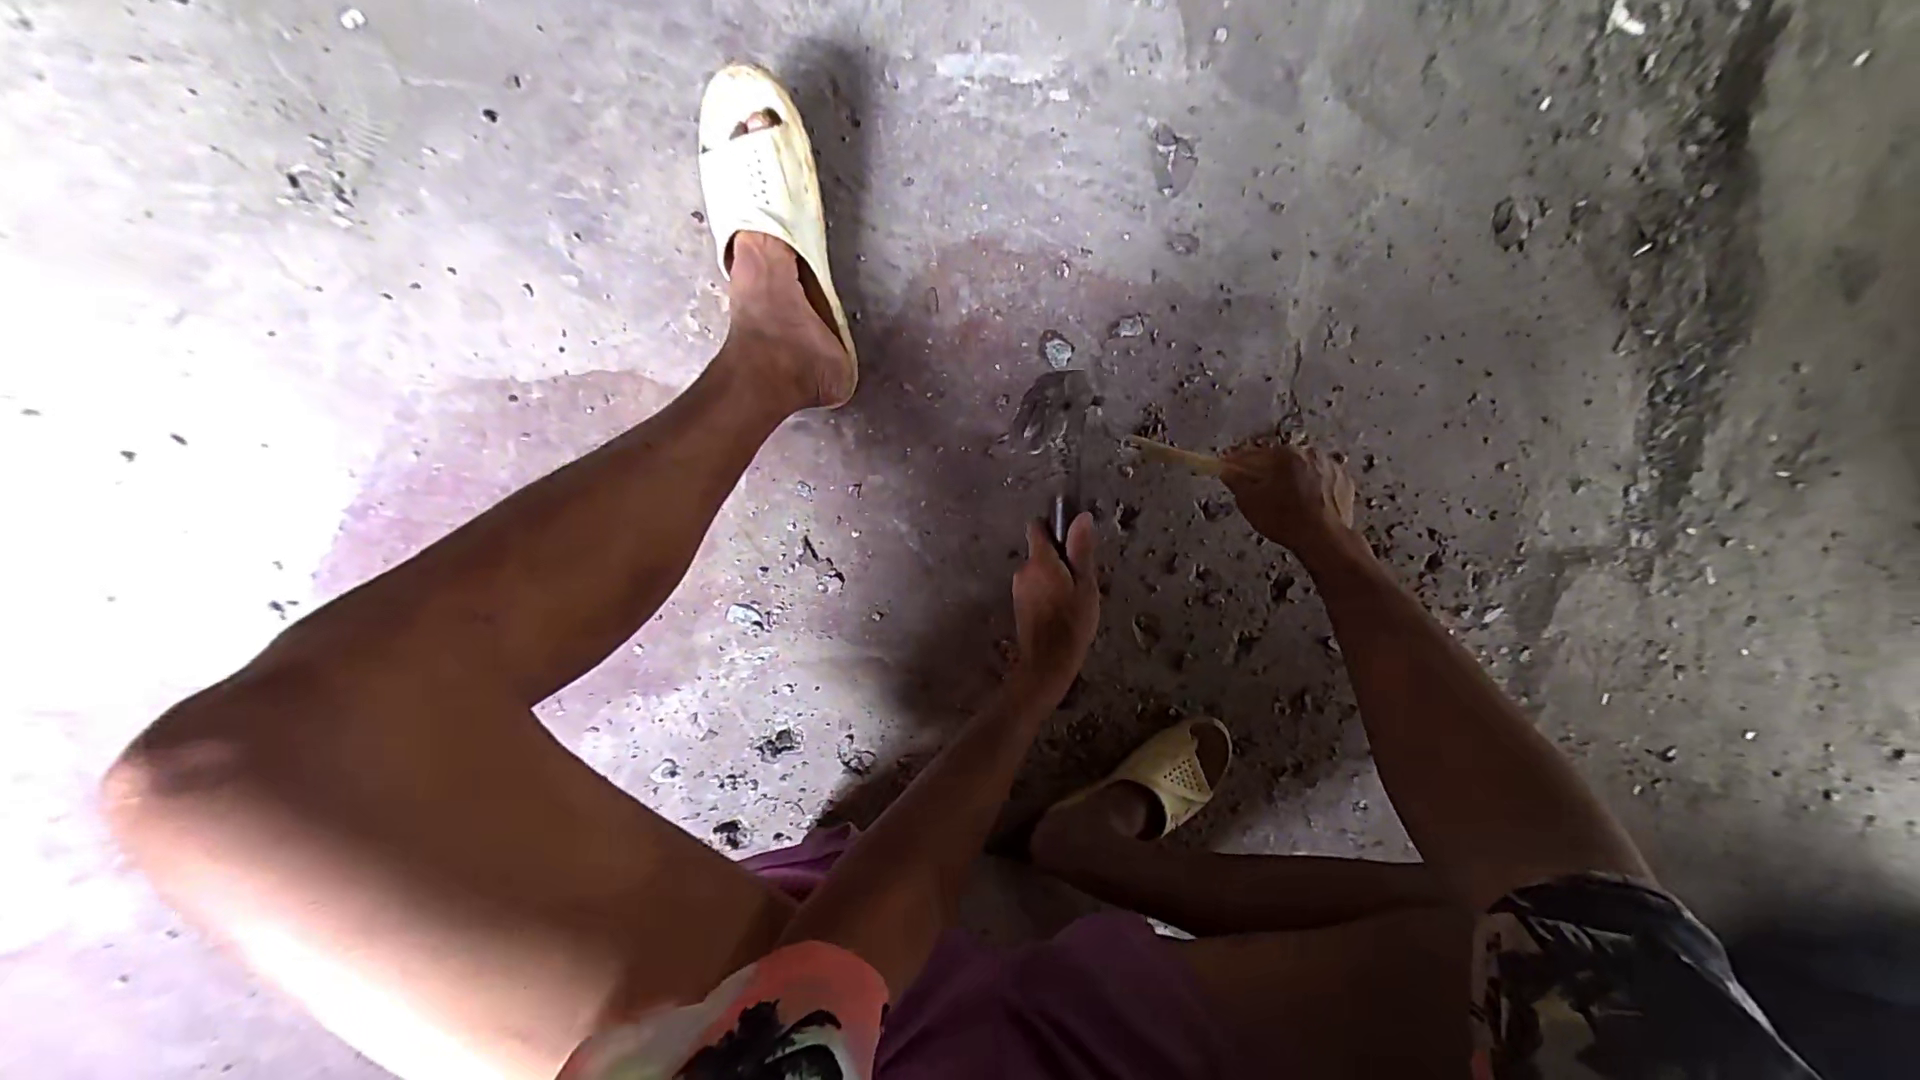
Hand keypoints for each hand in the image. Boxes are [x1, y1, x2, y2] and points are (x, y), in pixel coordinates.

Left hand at [1010, 512, 1099, 699]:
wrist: (1048, 662)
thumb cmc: (1072, 622)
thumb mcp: (1085, 584)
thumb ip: (1081, 549)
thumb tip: (1081, 517)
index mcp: (1039, 561)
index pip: (1037, 527)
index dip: (1054, 527)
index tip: (1071, 540)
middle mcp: (1023, 570)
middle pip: (1041, 552)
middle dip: (1059, 559)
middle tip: (1081, 579)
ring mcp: (1018, 588)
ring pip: (1039, 571)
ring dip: (1054, 577)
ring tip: (1074, 598)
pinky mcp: (1018, 604)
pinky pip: (1035, 587)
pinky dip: (1047, 591)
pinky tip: (1061, 610)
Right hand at [1220, 441, 1359, 561]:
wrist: (1324, 539)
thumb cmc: (1284, 519)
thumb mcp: (1249, 501)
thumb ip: (1236, 481)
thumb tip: (1227, 470)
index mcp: (1285, 455)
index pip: (1254, 453)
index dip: (1237, 460)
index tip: (1227, 464)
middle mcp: (1310, 454)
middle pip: (1280, 459)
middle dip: (1267, 470)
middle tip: (1257, 487)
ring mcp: (1330, 467)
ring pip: (1302, 468)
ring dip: (1291, 477)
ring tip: (1283, 499)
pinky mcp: (1344, 482)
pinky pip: (1321, 479)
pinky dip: (1311, 486)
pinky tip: (1304, 503)